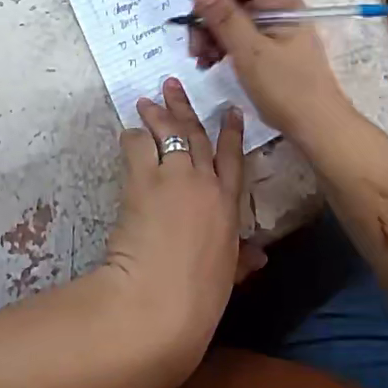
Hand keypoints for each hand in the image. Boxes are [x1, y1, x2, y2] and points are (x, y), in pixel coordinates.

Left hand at [101, 79, 253, 357]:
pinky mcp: (144, 180)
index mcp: (228, 206)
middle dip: (184, 107)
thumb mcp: (226, 276)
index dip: (231, 131)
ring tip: (145, 101)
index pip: (233, 158)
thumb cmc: (198, 299)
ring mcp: (174, 177)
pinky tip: (128, 132)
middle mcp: (204, 183)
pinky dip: (133, 137)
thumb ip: (241, 260)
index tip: (230, 108)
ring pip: (168, 133)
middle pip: (196, 135)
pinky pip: (139, 147)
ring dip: (155, 114)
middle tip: (173, 85)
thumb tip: (260, 256)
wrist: (159, 302)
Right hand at [188, 0, 348, 136]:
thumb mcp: (250, 53)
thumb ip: (224, 17)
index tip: (199, 13)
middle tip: (196, 44)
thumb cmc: (287, 90)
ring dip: (210, 30)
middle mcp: (276, 6)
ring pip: (231, 11)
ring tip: (202, 58)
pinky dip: (220, 42)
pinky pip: (237, 30)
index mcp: (279, 0)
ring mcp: (272, 25)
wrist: (318, 128)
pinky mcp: (267, 44)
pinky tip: (210, 62)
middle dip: (209, 12)